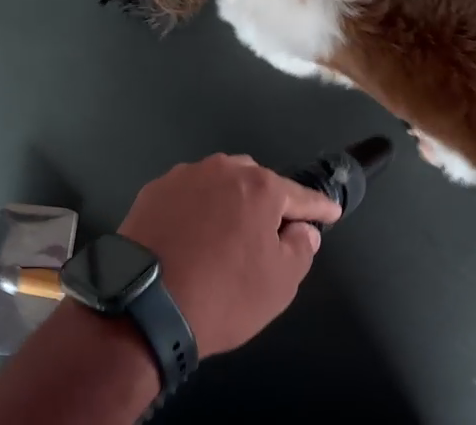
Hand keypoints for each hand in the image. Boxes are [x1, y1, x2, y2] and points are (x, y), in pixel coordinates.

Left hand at [118, 153, 341, 355]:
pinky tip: (192, 236)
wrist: (145, 305)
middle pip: (256, 182)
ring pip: (218, 184)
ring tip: (228, 235)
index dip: (319, 207)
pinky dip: (196, 210)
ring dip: (229, 203)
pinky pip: (187, 196)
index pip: (299, 196)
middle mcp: (222, 170)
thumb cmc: (223, 295)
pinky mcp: (153, 191)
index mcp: (260, 187)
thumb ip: (300, 249)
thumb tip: (302, 229)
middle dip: (267, 202)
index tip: (331, 211)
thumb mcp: (279, 283)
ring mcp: (183, 176)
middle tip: (270, 234)